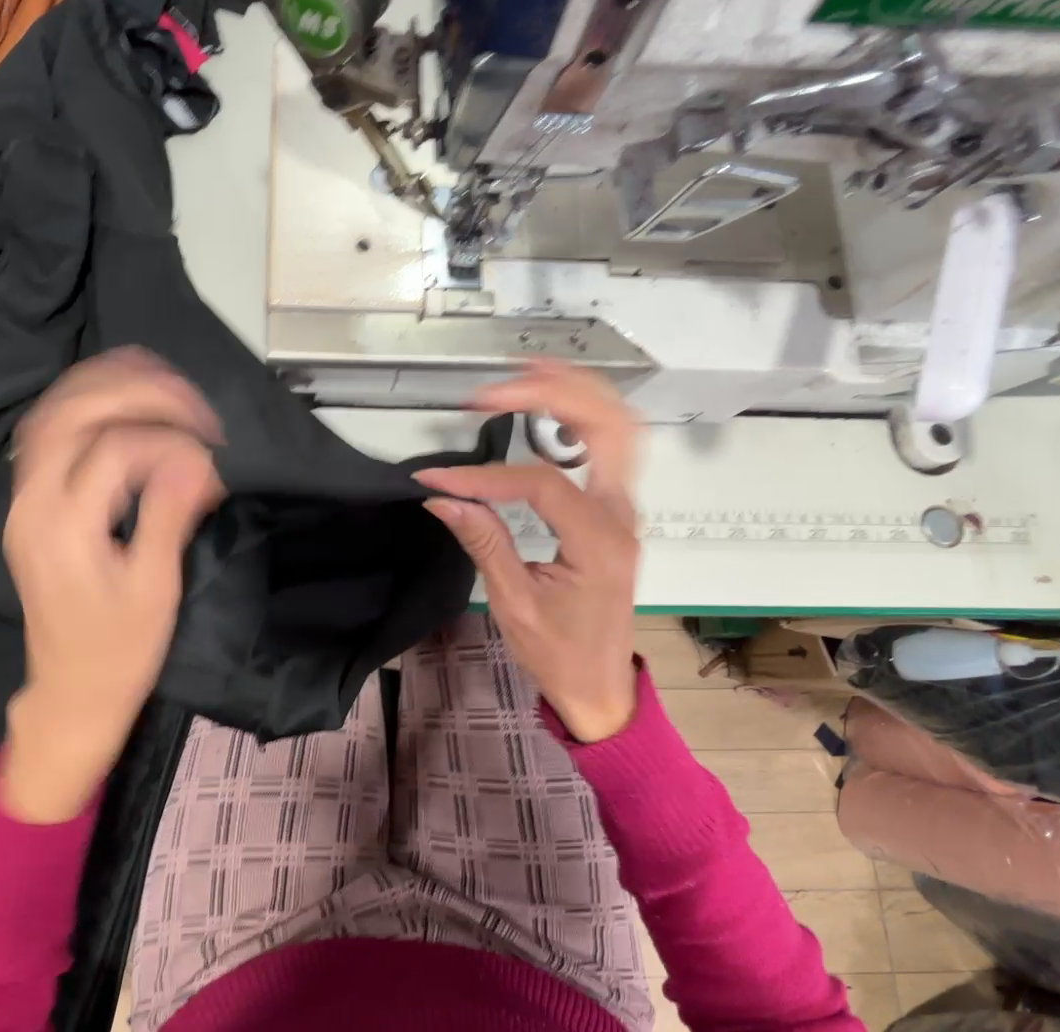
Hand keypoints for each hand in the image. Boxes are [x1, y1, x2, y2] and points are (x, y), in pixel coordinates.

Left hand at [0, 348, 226, 821]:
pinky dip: (82, 405)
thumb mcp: (155, 590)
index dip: (170, 441)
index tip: (212, 456)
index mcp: (63, 527)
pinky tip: (119, 399)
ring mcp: (24, 500)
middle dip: (136, 393)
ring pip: (51, 413)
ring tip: (158, 379)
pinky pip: (47, 433)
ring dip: (104, 386)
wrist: (71, 693)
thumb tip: (199, 459)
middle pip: (73, 414)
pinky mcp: (31, 503)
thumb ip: (169, 516)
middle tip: (191, 400)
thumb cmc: (118, 652)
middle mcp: (32, 502)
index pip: (115, 449)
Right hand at [415, 361, 642, 742]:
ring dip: (577, 393)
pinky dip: (585, 415)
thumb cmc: (559, 653)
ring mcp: (625, 509)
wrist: (601, 686)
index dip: (483, 475)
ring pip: (619, 427)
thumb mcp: (514, 603)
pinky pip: (612, 447)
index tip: (435, 478)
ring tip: (528, 373)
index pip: (540, 483)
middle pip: (606, 426)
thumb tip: (442, 497)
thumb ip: (484, 542)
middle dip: (551, 396)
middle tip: (493, 390)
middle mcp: (621, 514)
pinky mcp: (615, 510)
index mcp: (598, 541)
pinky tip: (552, 404)